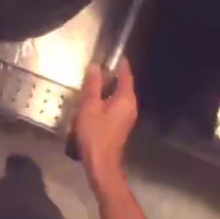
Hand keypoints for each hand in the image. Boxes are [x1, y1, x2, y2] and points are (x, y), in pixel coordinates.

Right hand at [74, 59, 136, 183]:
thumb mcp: (89, 107)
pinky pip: (114, 106)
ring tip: (92, 81)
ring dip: (107, 88)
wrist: (101, 164)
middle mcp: (130, 106)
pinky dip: (106, 99)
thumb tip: (95, 66)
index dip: (120, 64)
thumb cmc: (95, 134)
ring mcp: (126, 117)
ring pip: (118, 96)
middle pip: (123, 85)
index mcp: (126, 99)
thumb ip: (92, 86)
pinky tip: (93, 101)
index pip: (126, 75)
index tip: (114, 54)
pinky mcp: (119, 125)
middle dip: (111, 75)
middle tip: (97, 66)